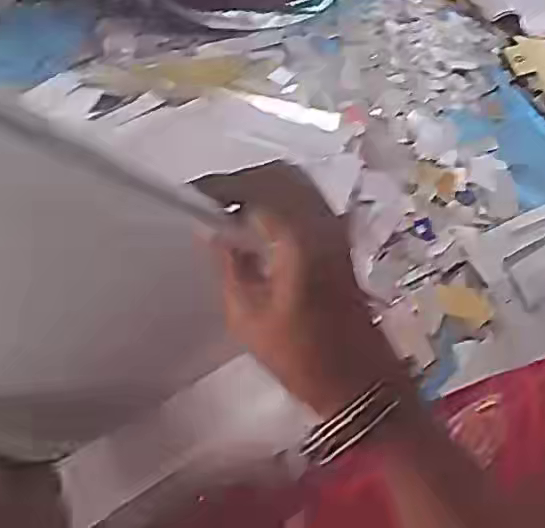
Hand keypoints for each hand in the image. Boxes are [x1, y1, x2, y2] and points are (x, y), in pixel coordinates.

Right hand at [198, 163, 405, 416]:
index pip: (259, 189)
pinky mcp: (341, 232)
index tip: (191, 193)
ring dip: (263, 184)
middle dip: (243, 180)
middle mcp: (323, 219)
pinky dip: (281, 195)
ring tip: (226, 207)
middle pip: (282, 176)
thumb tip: (211, 228)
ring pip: (298, 182)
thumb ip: (230, 263)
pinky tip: (256, 218)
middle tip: (207, 200)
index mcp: (299, 235)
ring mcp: (336, 223)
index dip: (223, 186)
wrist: (353, 368)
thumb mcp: (246, 313)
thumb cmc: (296, 351)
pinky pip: (308, 197)